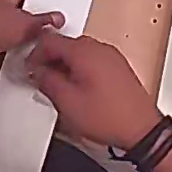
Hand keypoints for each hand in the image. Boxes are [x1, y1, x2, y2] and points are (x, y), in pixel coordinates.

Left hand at [0, 0, 63, 70]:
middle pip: (11, 15)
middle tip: (35, 35)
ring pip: (0, 34)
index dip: (35, 4)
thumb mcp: (26, 25)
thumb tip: (55, 19)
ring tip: (20, 51)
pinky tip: (4, 62)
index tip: (46, 13)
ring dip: (9, 43)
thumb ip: (43, 22)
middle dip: (23, 27)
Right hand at [25, 34, 162, 147]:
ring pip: (79, 53)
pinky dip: (81, 70)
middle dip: (50, 60)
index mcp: (84, 51)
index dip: (34, 54)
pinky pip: (93, 61)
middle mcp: (99, 48)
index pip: (50, 40)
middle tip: (40, 78)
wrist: (142, 131)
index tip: (29, 68)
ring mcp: (111, 57)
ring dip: (65, 66)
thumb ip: (47, 81)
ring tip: (59, 88)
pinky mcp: (119, 68)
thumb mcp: (67, 101)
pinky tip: (78, 90)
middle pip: (65, 45)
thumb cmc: (111, 117)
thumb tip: (37, 72)